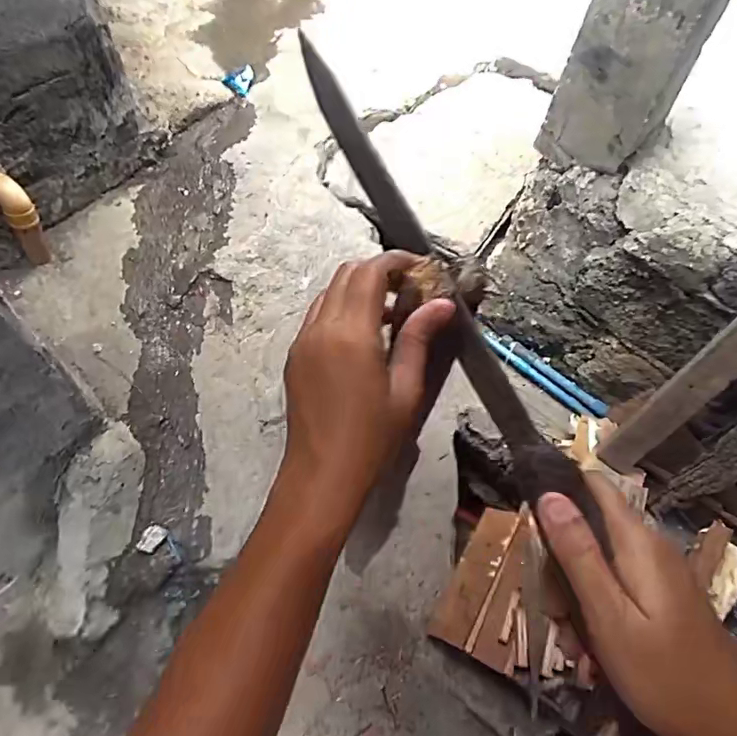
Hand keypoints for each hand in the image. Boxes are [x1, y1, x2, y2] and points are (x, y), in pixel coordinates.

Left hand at [281, 251, 454, 511]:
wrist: (322, 474)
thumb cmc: (371, 438)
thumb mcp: (405, 389)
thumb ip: (418, 339)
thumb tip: (441, 304)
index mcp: (350, 334)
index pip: (369, 272)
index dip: (396, 261)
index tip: (421, 268)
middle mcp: (320, 328)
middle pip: (346, 275)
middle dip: (379, 271)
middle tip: (410, 290)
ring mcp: (302, 341)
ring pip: (329, 293)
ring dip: (359, 290)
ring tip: (391, 314)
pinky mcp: (295, 356)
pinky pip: (318, 316)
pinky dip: (342, 310)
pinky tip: (365, 336)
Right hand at [536, 481, 736, 735]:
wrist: (730, 732)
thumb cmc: (664, 675)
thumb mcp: (608, 615)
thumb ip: (578, 553)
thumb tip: (550, 495)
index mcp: (639, 542)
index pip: (595, 486)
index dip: (559, 492)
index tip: (530, 522)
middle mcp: (652, 548)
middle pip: (591, 531)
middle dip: (562, 566)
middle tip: (556, 615)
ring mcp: (662, 575)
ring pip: (600, 566)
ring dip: (578, 600)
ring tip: (576, 648)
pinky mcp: (665, 600)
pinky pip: (619, 591)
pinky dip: (600, 615)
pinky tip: (597, 655)